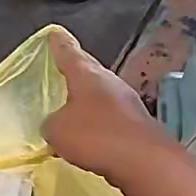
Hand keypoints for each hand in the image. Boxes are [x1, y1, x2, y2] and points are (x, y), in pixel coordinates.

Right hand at [43, 30, 176, 184]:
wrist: (144, 161)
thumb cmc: (95, 136)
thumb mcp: (57, 130)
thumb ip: (51, 123)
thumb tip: (56, 125)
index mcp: (87, 75)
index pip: (69, 52)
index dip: (59, 44)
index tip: (55, 34)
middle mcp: (110, 82)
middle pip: (89, 71)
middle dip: (76, 71)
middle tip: (63, 69)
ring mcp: (128, 102)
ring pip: (102, 95)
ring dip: (88, 101)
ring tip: (73, 107)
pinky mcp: (137, 125)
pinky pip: (111, 118)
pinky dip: (100, 123)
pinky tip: (92, 136)